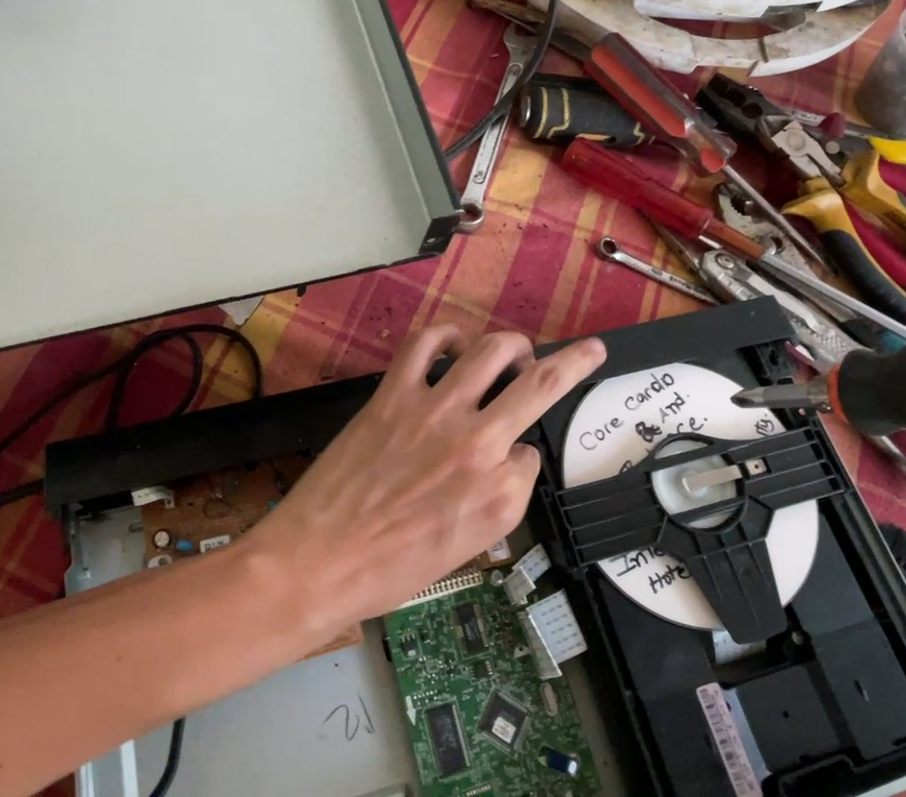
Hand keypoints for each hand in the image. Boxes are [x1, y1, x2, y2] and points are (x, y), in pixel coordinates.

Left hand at [243, 326, 605, 632]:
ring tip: (514, 350)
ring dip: (513, 344)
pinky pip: (426, 345)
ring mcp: (434, 412)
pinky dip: (446, 335)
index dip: (521, 456)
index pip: (531, 454)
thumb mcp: (466, 551)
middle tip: (586, 351)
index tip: (506, 463)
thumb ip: (498, 501)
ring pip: (492, 351)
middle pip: (541, 384)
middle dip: (575, 361)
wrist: (318, 562)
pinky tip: (453, 342)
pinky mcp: (393, 395)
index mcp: (499, 496)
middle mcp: (478, 446)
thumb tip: (506, 462)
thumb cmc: (388, 571)